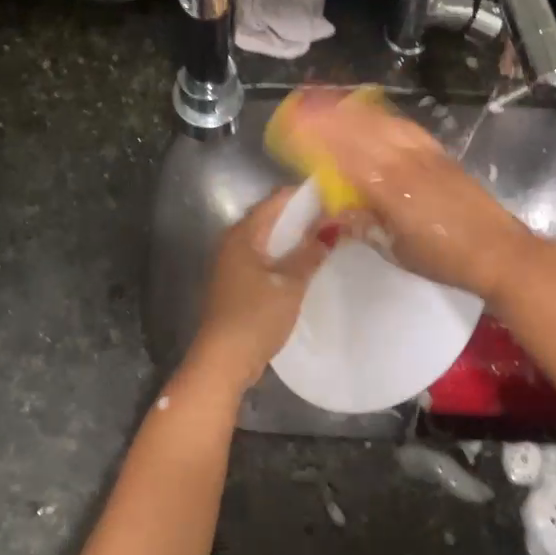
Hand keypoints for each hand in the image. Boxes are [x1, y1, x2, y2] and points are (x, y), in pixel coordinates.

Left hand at [187, 187, 333, 391]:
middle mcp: (231, 242)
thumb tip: (332, 227)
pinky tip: (301, 263)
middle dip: (299, 216)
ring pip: (265, 240)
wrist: (223, 360)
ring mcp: (230, 264)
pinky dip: (281, 255)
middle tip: (332, 215)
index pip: (274, 202)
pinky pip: (261, 258)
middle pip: (269, 218)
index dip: (302, 196)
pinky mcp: (233, 283)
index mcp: (242, 235)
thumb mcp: (290, 284)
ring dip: (291, 238)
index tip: (331, 194)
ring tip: (323, 237)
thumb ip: (310, 254)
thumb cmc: (255, 316)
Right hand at [279, 90, 541, 300]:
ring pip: (382, 123)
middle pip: (360, 130)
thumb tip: (334, 210)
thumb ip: (362, 224)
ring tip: (332, 102)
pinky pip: (405, 127)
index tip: (295, 127)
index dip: (318, 137)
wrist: (496, 250)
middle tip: (305, 106)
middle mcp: (403, 162)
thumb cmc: (442, 258)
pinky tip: (374, 116)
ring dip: (354, 112)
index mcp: (388, 187)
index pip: (344, 154)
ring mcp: (424, 154)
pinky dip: (384, 117)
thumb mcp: (394, 249)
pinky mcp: (440, 153)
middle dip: (330, 116)